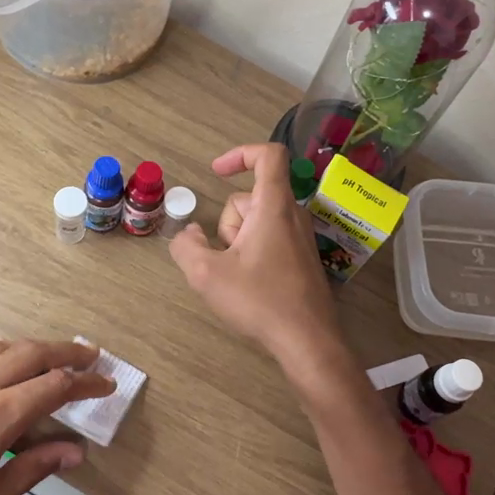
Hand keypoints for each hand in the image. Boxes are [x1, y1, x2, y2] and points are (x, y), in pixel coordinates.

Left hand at [0, 340, 111, 494]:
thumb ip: (37, 466)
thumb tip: (77, 451)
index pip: (54, 386)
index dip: (85, 384)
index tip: (107, 385)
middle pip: (30, 354)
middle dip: (66, 353)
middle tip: (92, 358)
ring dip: (30, 348)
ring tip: (51, 358)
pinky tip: (1, 366)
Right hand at [169, 143, 345, 365]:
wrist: (307, 340)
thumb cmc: (260, 302)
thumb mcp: (207, 275)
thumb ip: (186, 247)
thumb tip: (189, 233)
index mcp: (274, 206)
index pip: (268, 156)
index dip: (240, 154)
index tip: (216, 172)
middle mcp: (293, 215)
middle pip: (250, 198)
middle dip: (228, 223)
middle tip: (226, 258)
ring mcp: (301, 238)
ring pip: (258, 222)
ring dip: (239, 241)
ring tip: (238, 276)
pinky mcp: (303, 259)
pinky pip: (270, 240)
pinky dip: (253, 254)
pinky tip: (251, 286)